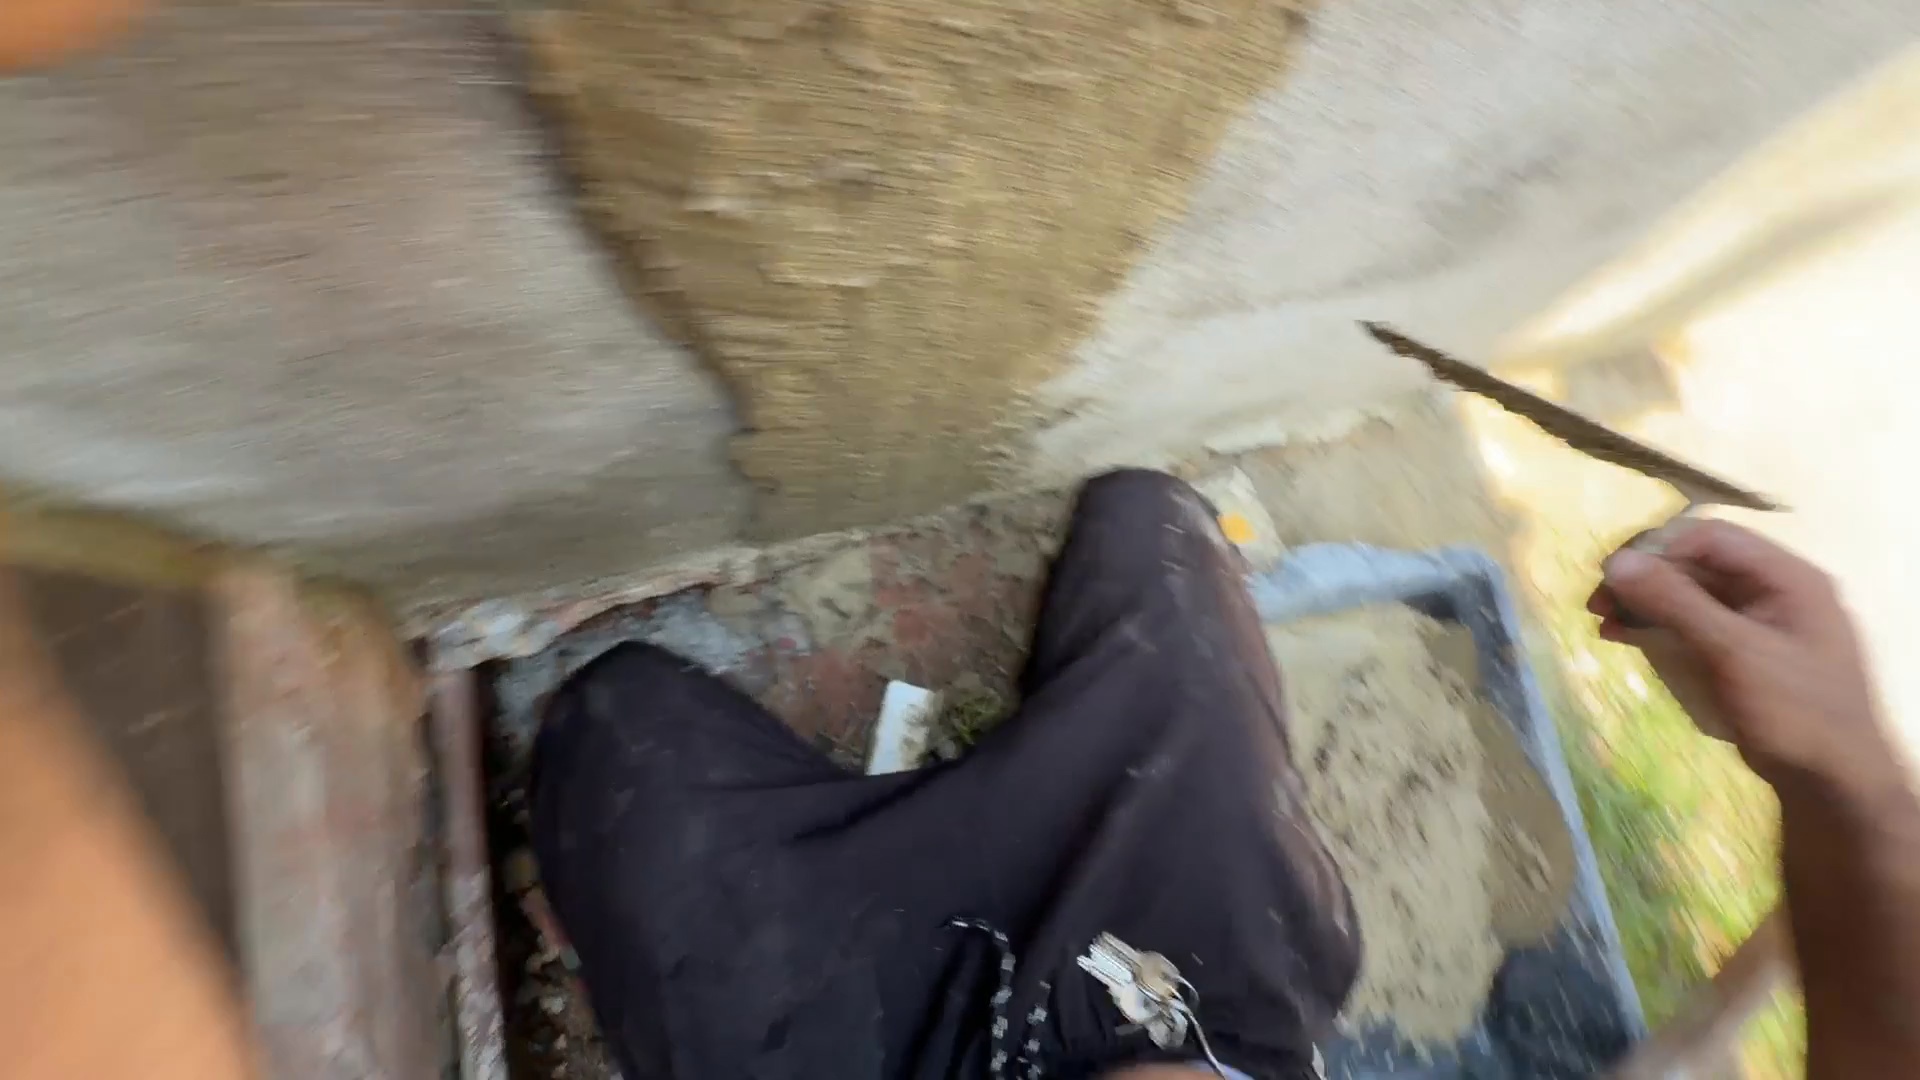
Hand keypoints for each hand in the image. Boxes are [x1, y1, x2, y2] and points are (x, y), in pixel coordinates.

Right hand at [1588, 519, 1903, 806]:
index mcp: (1786, 579)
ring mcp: (1748, 617)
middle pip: (1687, 560)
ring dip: (1635, 599)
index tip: (1613, 576)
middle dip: (1638, 576)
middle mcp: (1767, 589)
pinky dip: (1644, 620)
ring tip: (1601, 620)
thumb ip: (1675, 602)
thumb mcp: (1731, 651)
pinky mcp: (1729, 644)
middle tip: (1597, 602)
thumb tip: (1613, 562)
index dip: (1656, 548)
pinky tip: (1616, 635)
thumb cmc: (1793, 709)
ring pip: (1677, 588)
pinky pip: (1679, 616)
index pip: (1707, 536)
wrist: (1828, 778)